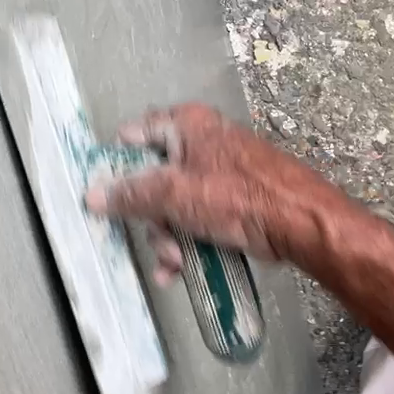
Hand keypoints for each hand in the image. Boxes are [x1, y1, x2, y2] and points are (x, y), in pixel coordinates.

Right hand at [83, 103, 347, 282]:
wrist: (300, 222)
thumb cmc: (235, 197)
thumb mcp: (173, 194)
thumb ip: (130, 194)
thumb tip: (92, 194)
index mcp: (185, 125)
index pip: (135, 135)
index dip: (117, 164)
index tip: (106, 195)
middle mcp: (200, 141)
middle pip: (153, 178)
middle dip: (150, 219)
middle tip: (158, 244)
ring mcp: (218, 170)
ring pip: (174, 203)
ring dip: (168, 238)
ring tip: (175, 265)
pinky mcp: (232, 198)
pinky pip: (197, 216)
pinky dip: (187, 240)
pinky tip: (182, 268)